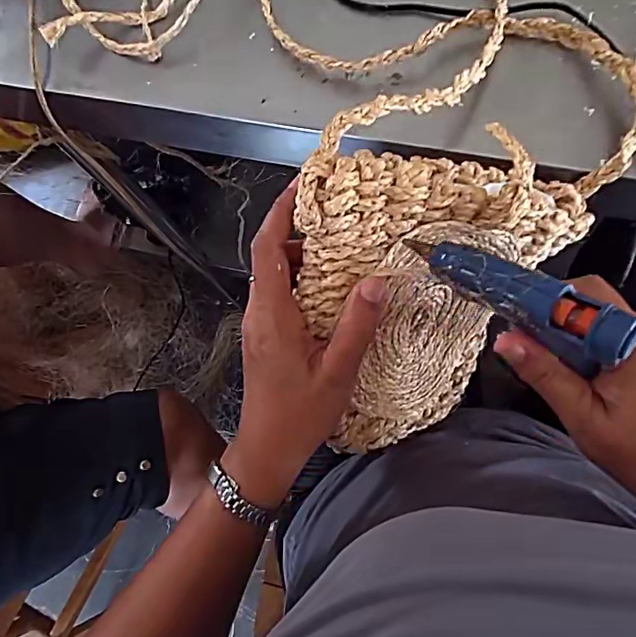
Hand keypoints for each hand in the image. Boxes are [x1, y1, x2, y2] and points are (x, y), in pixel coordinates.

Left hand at [223, 182, 386, 507]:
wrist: (265, 449)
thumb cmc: (298, 416)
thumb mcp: (337, 371)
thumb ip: (357, 325)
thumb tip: (376, 283)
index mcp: (273, 315)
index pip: (267, 249)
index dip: (281, 213)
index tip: (301, 187)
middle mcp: (259, 313)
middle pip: (269, 255)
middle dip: (297, 229)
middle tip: (334, 215)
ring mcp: (259, 324)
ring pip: (274, 275)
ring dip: (301, 256)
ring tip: (339, 248)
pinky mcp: (264, 335)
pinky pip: (279, 294)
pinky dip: (301, 279)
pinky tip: (330, 289)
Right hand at [494, 277, 635, 525]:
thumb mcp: (581, 417)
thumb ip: (544, 373)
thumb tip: (510, 342)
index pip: (586, 300)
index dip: (546, 304)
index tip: (517, 311)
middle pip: (596, 299)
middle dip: (559, 317)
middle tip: (534, 343)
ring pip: (606, 313)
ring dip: (577, 332)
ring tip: (568, 369)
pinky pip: (620, 328)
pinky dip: (595, 341)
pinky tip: (588, 372)